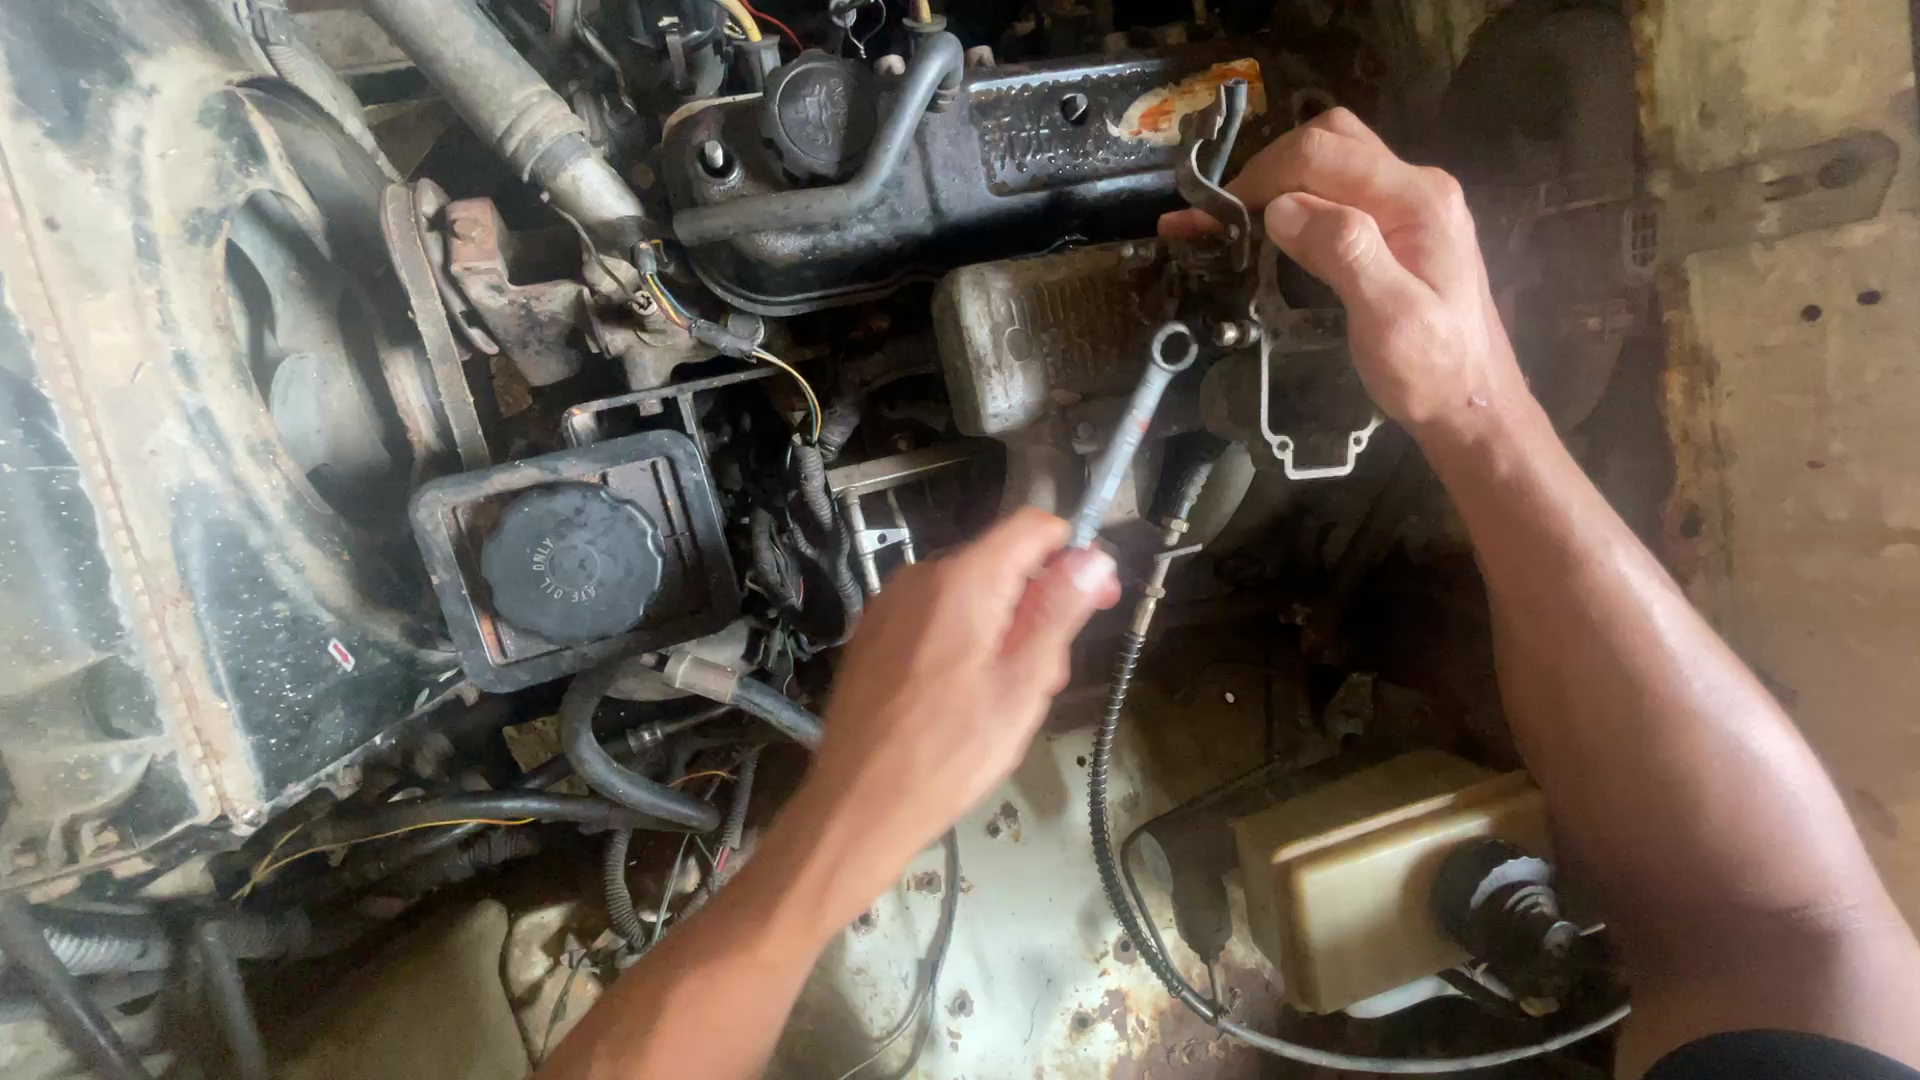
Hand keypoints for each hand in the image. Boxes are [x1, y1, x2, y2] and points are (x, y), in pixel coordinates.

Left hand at [804, 508, 1118, 898]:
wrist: (858, 802)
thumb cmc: (949, 751)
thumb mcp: (1021, 683)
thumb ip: (1059, 612)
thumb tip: (1093, 559)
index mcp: (962, 579)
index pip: (1032, 527)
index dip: (1073, 552)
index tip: (1096, 595)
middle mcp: (920, 577)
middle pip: (1001, 562)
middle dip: (1038, 603)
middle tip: (1051, 670)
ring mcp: (891, 603)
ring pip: (970, 592)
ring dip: (1004, 626)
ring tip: (1008, 694)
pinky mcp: (874, 632)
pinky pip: (936, 614)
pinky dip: (965, 637)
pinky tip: (967, 694)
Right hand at [1161, 108, 1531, 442]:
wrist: (1470, 400)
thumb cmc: (1429, 368)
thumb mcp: (1387, 316)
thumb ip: (1342, 251)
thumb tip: (1280, 207)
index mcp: (1415, 199)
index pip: (1322, 154)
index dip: (1260, 178)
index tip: (1215, 219)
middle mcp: (1414, 186)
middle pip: (1329, 140)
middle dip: (1265, 170)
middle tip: (1220, 218)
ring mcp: (1408, 205)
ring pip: (1333, 158)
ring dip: (1279, 178)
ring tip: (1235, 219)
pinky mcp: (1397, 227)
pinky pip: (1339, 191)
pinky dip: (1295, 198)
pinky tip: (1271, 227)